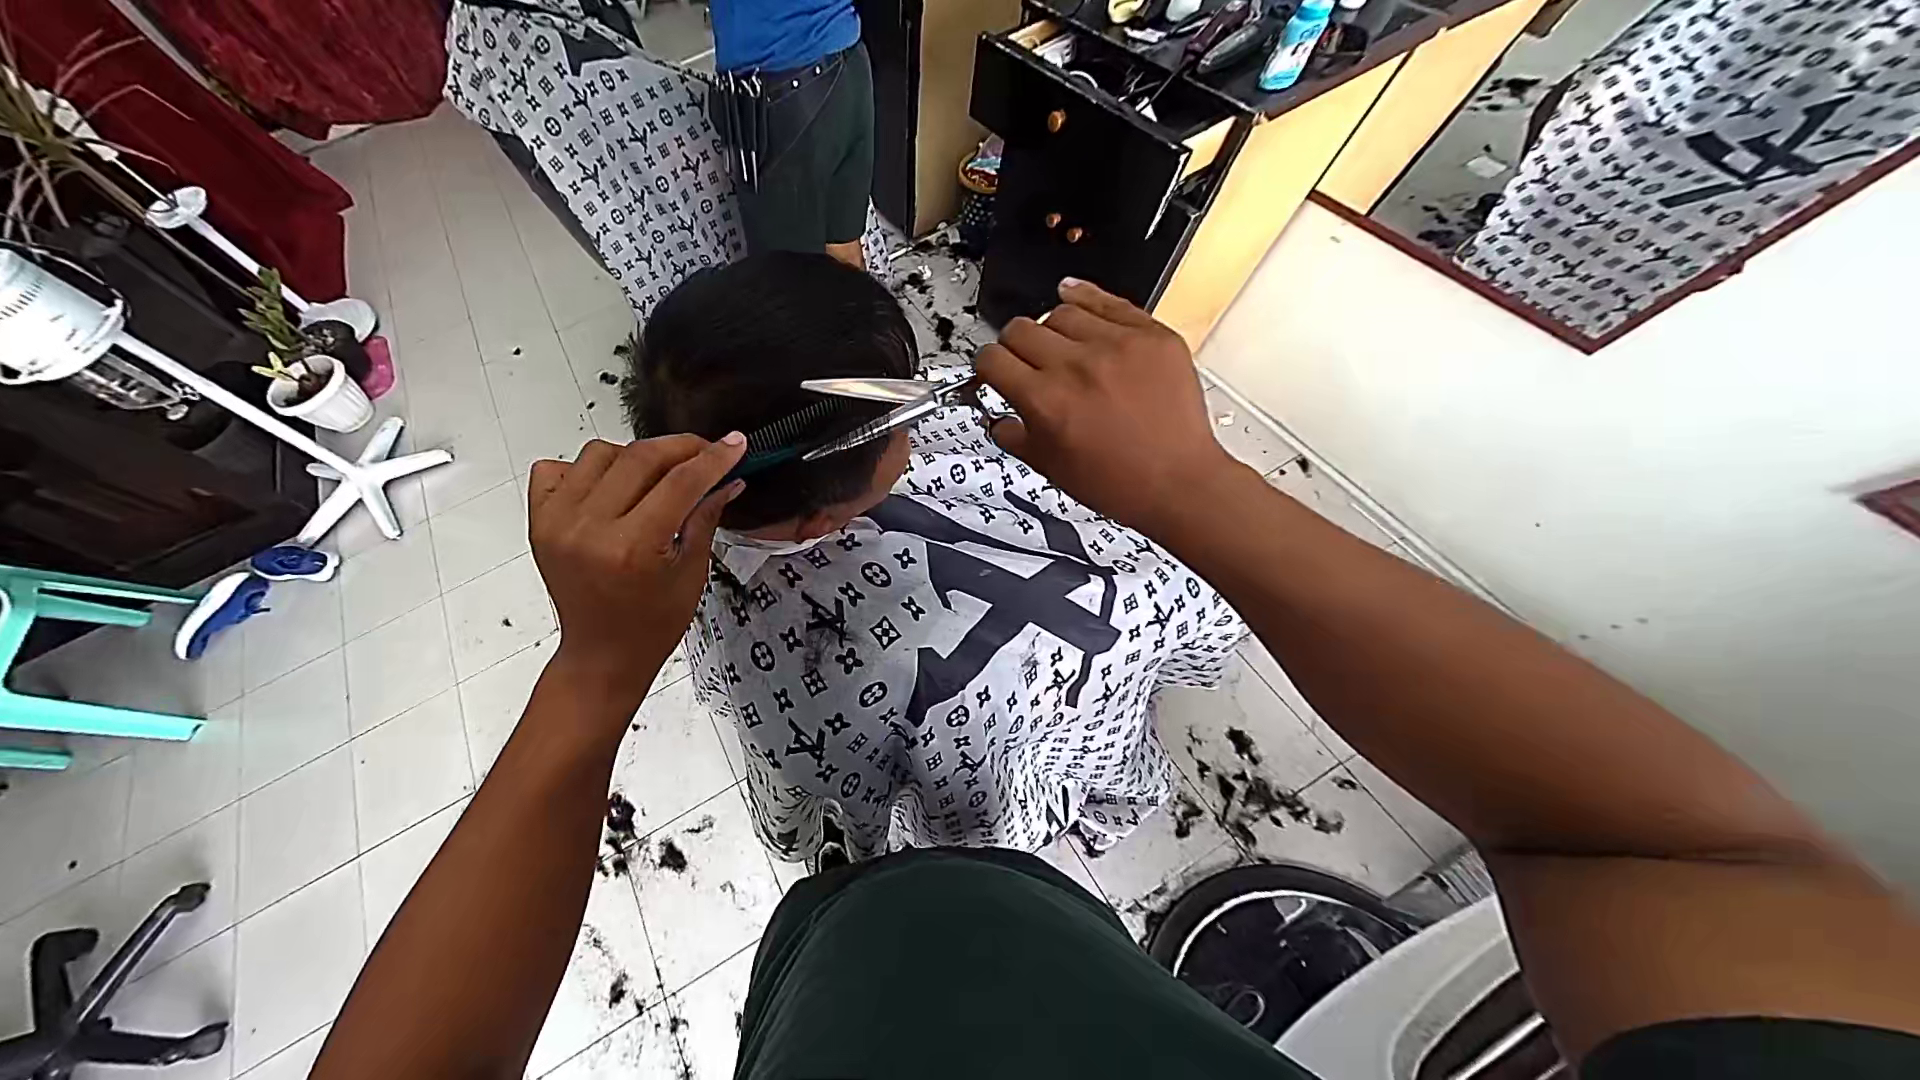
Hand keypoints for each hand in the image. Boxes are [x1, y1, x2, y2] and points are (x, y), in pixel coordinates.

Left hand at [527, 434, 744, 703]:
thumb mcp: (692, 571)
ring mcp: (557, 522)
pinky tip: (614, 486)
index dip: (714, 457)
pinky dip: (589, 468)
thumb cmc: (649, 625)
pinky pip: (559, 467)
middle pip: (642, 457)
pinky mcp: (540, 521)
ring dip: (638, 455)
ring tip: (659, 475)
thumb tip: (726, 480)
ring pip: (602, 453)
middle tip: (707, 452)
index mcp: (632, 547)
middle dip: (683, 448)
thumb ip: (706, 516)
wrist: (603, 653)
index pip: (681, 482)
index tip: (734, 444)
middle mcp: (588, 529)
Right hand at [975, 278, 1241, 532]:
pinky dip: (1084, 297)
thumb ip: (1014, 436)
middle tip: (1024, 361)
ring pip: (1059, 312)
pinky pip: (1107, 301)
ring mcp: (1115, 346)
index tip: (993, 370)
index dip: (986, 366)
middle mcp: (1076, 367)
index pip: (992, 359)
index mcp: (1045, 401)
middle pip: (1019, 329)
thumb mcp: (1051, 468)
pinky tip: (1072, 296)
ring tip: (1060, 346)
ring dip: (1051, 329)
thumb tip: (997, 420)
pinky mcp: (1149, 335)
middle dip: (1013, 346)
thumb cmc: (1120, 483)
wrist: (1177, 483)